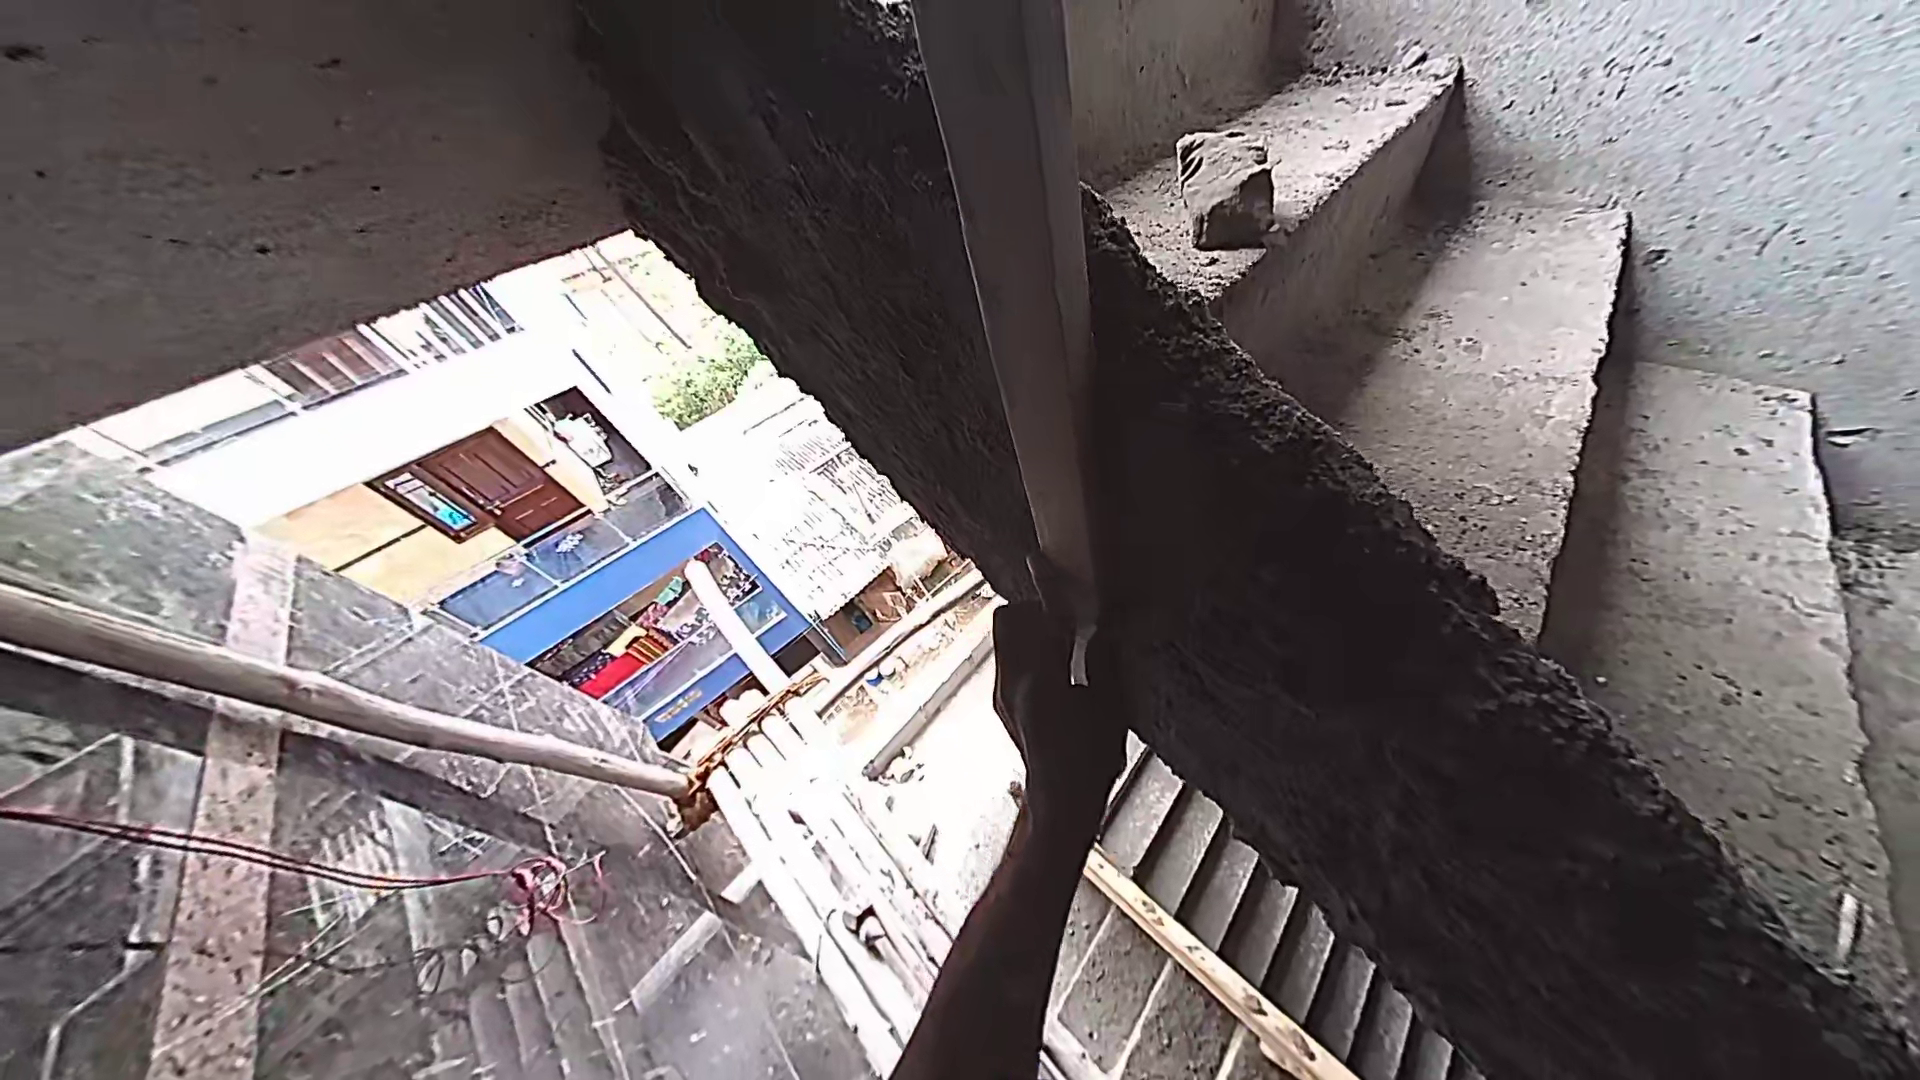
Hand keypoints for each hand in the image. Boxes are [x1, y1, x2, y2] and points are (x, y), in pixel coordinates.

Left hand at [991, 602, 1125, 836]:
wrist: (1058, 799)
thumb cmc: (1091, 759)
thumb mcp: (1110, 709)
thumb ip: (1104, 662)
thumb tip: (1102, 630)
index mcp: (1044, 680)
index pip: (1043, 621)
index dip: (1046, 588)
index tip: (1039, 561)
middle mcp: (1012, 681)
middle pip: (1008, 619)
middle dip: (1032, 608)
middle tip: (1063, 617)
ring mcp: (1001, 691)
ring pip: (1004, 637)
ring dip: (1027, 628)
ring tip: (1059, 642)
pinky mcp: (999, 700)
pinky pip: (1007, 657)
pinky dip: (1024, 648)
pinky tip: (1052, 667)